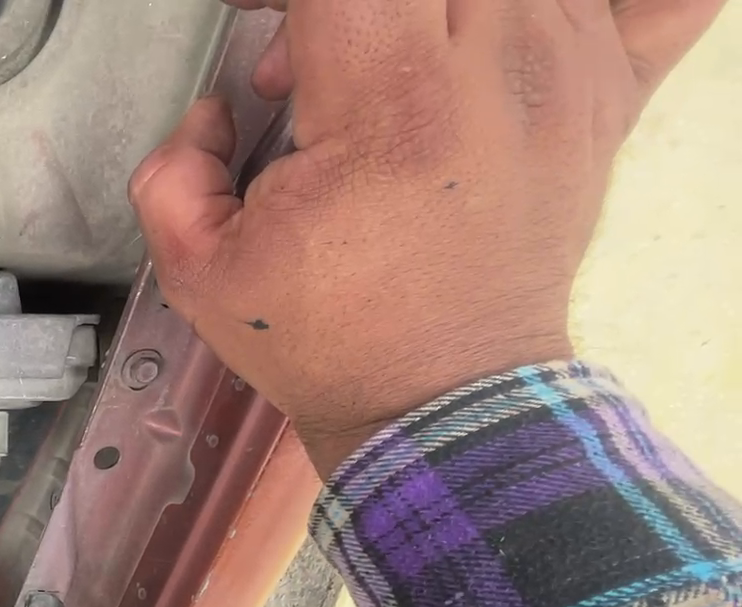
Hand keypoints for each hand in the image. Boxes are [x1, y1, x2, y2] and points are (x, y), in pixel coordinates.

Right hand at [129, 0, 723, 474]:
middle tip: (302, 72)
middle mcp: (496, 67)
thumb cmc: (315, 336)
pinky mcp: (609, 93)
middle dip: (339, 12)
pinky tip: (512, 43)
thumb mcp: (196, 276)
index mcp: (386, 110)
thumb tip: (215, 114)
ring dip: (418, 13)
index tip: (252, 32)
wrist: (428, 393)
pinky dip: (582, 4)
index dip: (278, 1)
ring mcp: (571, 71)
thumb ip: (171, 178)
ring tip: (377, 77)